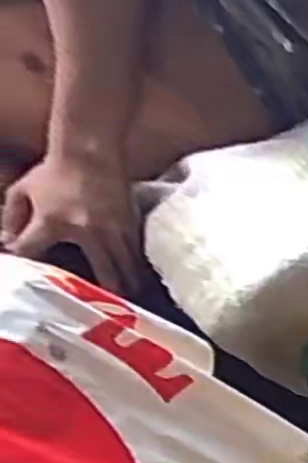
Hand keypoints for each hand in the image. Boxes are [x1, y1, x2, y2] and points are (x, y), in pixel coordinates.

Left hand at [2, 155, 142, 292]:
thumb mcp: (22, 192)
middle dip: (108, 288)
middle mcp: (90, 234)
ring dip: (130, 283)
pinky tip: (140, 277)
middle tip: (112, 301)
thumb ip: (13, 218)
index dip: (28, 259)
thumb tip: (8, 243)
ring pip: (129, 269)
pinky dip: (138, 270)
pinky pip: (138, 258)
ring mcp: (117, 235)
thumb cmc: (53, 175)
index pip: (33, 248)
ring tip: (133, 295)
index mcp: (54, 223)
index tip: (30, 271)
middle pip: (105, 271)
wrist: (91, 161)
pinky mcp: (135, 233)